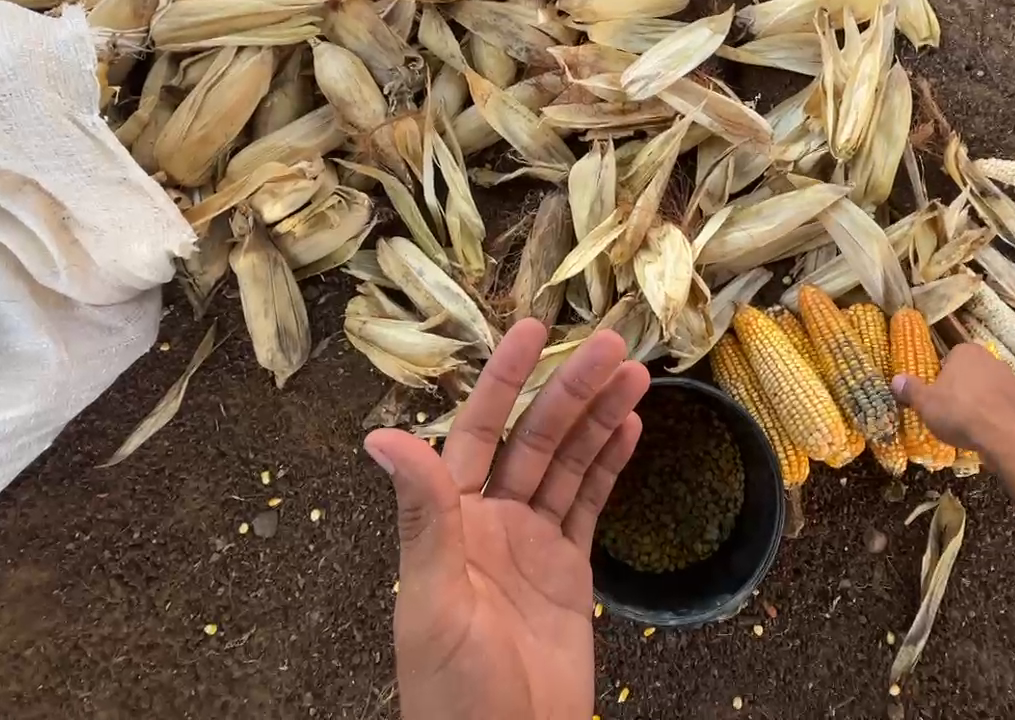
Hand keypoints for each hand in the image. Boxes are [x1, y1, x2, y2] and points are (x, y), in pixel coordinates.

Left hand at [362, 319, 649, 719]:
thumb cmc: (455, 690)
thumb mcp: (432, 598)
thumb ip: (423, 514)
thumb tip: (379, 439)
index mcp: (452, 516)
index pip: (479, 428)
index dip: (504, 378)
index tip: (531, 331)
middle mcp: (492, 516)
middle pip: (537, 437)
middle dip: (572, 390)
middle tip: (611, 346)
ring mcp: (533, 539)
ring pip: (570, 462)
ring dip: (600, 417)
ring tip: (634, 375)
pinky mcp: (569, 566)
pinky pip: (591, 501)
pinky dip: (610, 463)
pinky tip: (630, 427)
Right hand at [892, 343, 1014, 457]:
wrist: (1005, 438)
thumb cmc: (959, 412)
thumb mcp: (925, 403)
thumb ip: (910, 389)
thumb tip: (895, 380)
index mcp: (966, 351)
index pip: (949, 357)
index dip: (940, 375)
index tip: (935, 393)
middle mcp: (991, 359)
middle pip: (969, 372)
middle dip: (959, 387)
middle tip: (947, 408)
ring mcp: (1011, 380)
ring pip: (985, 389)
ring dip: (977, 401)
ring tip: (965, 423)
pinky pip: (1000, 405)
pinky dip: (992, 414)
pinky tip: (983, 431)